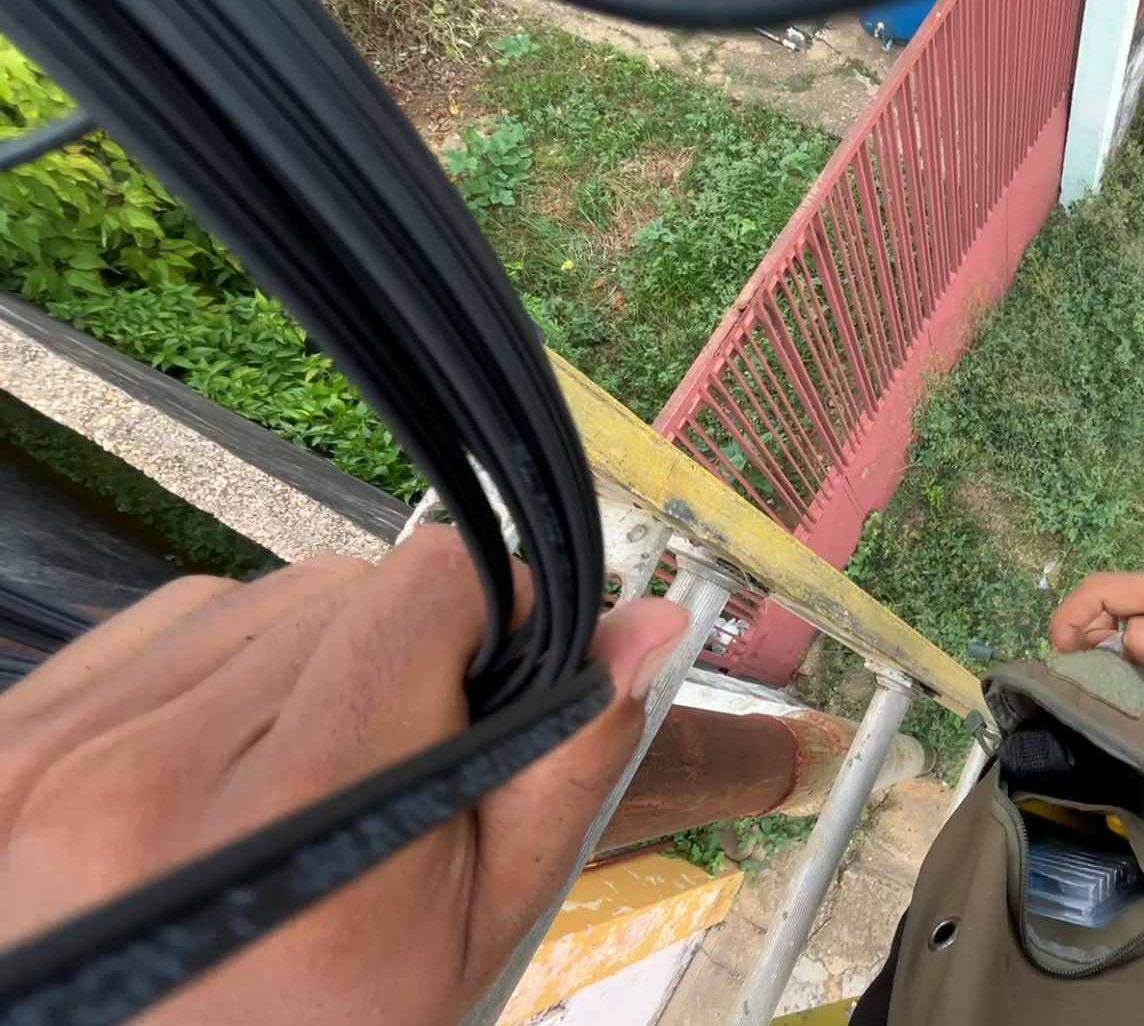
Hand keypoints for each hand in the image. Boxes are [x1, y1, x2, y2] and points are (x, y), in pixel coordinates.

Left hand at [0, 526, 689, 1025]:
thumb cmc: (348, 1005)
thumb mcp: (499, 902)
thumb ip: (577, 750)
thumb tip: (652, 623)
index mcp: (294, 810)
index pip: (430, 585)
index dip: (496, 606)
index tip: (499, 671)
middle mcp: (141, 771)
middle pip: (356, 585)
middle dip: (416, 641)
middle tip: (415, 745)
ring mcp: (43, 753)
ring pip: (275, 592)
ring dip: (336, 645)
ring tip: (336, 749)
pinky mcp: (3, 736)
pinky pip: (184, 613)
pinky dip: (249, 654)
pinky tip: (256, 738)